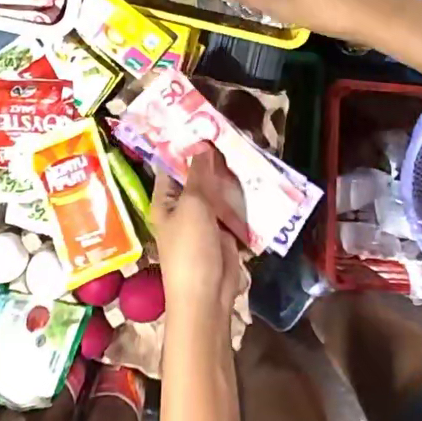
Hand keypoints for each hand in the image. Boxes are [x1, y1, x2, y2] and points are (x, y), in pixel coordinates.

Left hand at [152, 146, 247, 314]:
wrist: (207, 295)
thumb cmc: (190, 249)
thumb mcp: (193, 206)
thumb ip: (199, 175)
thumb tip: (201, 145)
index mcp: (165, 201)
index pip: (172, 167)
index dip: (185, 148)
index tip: (203, 126)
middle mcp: (182, 208)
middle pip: (197, 178)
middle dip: (214, 161)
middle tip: (233, 134)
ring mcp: (204, 221)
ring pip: (218, 193)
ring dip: (230, 178)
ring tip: (248, 151)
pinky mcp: (224, 233)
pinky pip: (233, 210)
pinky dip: (242, 198)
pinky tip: (256, 179)